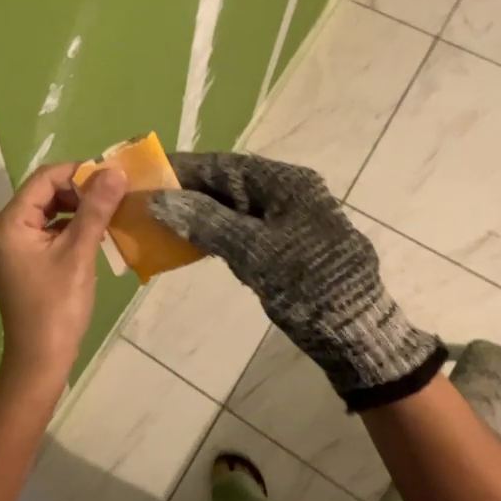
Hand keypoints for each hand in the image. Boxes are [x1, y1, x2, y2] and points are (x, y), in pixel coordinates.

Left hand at [0, 162, 127, 389]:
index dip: (79, 172)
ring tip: (112, 212)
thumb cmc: (56, 307)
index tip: (114, 176)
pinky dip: (73, 227)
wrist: (40, 360)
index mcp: (10, 222)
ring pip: (50, 211)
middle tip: (117, 194)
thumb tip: (115, 170)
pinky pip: (50, 230)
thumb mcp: (78, 254)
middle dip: (81, 190)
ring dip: (79, 208)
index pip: (45, 178)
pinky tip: (98, 233)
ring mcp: (15, 245)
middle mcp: (6, 227)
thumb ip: (95, 209)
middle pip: (46, 192)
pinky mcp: (26, 259)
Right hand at [147, 152, 445, 409]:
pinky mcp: (283, 249)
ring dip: (197, 215)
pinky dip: (214, 235)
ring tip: (158, 222)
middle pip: (227, 185)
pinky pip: (240, 231)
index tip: (145, 175)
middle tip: (145, 202)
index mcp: (286, 184)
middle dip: (187, 193)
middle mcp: (287, 194)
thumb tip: (158, 199)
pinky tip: (190, 244)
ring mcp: (286, 222)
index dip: (183, 169)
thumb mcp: (254, 250)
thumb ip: (205, 221)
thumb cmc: (308, 284)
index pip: (225, 166)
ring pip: (231, 209)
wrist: (355, 334)